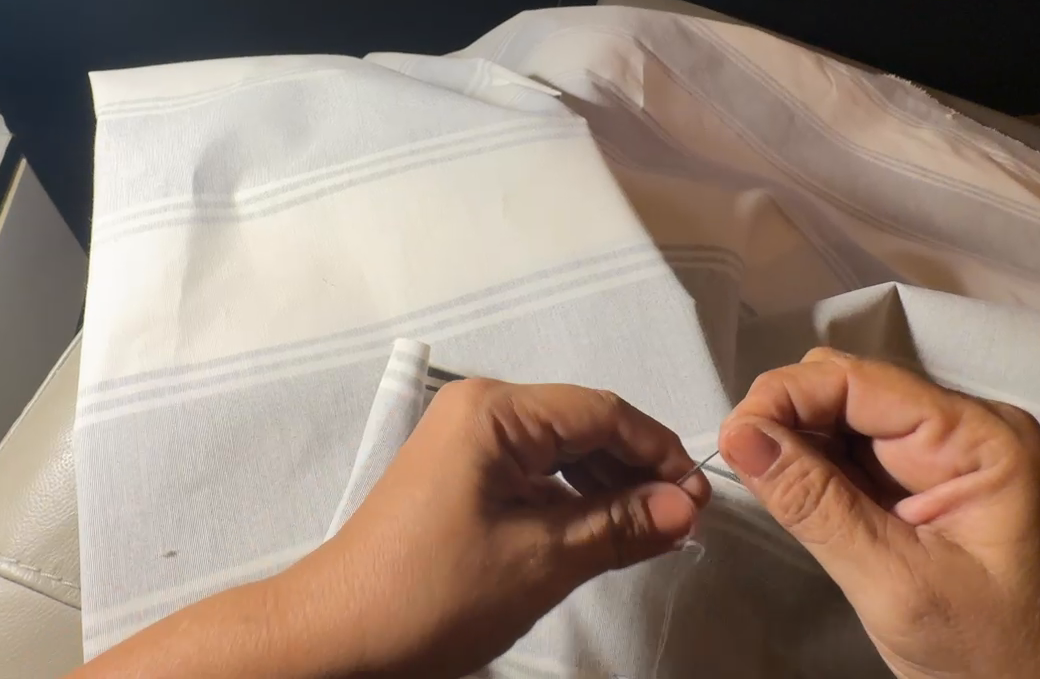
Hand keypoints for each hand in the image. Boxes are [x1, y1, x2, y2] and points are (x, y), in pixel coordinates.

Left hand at [78, 378, 709, 678]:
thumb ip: (619, 523)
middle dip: (634, 466)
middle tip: (684, 517)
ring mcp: (468, 433)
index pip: (598, 410)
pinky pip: (532, 465)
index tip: (700, 499)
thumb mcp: (541, 559)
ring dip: (606, 481)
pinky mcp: (462, 465)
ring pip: (559, 444)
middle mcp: (482, 405)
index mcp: (495, 409)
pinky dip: (572, 492)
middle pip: (579, 422)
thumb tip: (688, 507)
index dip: (657, 450)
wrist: (339, 634)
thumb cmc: (438, 591)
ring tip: (653, 525)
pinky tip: (602, 523)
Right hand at [718, 348, 1039, 678]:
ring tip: (780, 492)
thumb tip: (736, 433)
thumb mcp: (897, 587)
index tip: (732, 442)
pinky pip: (853, 445)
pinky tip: (807, 498)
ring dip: (797, 443)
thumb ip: (813, 503)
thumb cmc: (996, 666)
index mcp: (978, 437)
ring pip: (841, 412)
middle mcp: (964, 424)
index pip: (853, 379)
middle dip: (787, 418)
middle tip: (752, 472)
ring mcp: (949, 449)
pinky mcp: (930, 476)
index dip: (782, 397)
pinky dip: (816, 465)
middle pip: (844, 385)